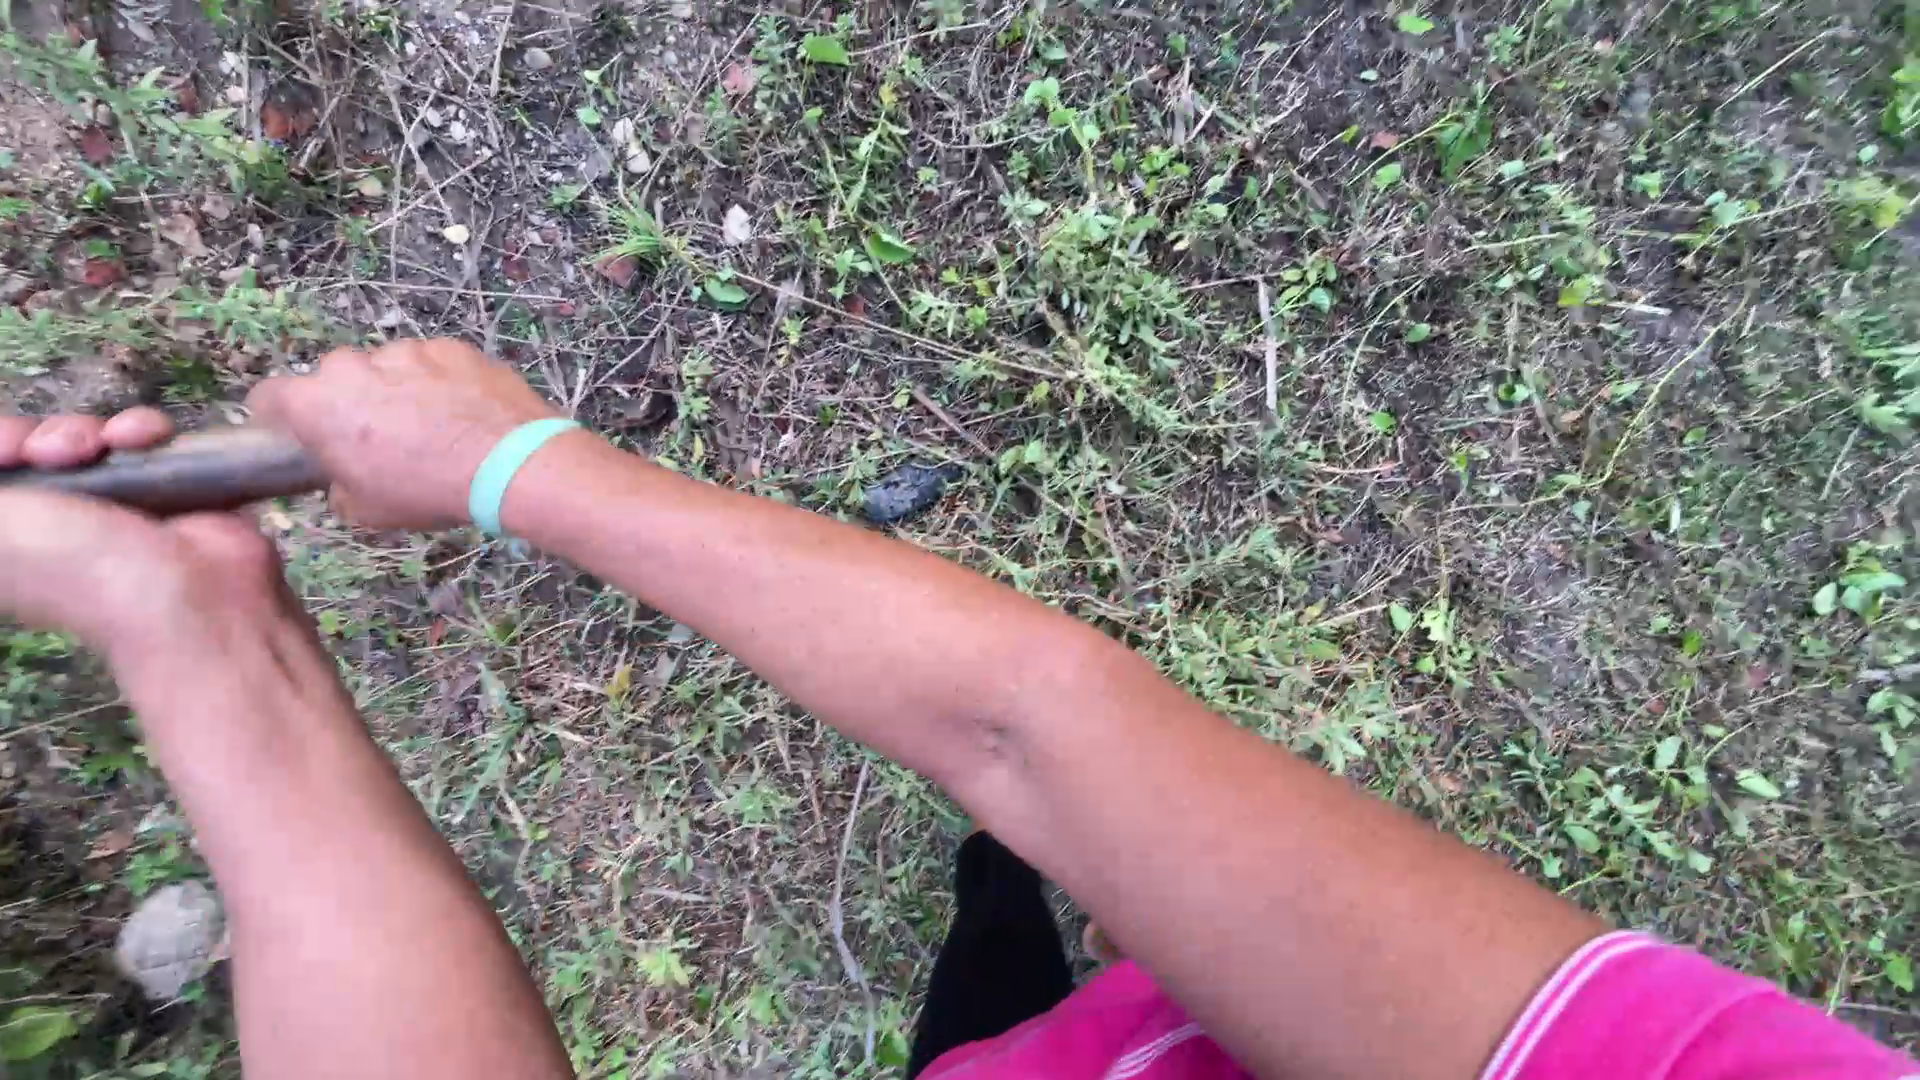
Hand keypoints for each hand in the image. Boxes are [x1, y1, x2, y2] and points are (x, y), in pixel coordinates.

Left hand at [0, 411, 286, 663]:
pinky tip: (147, 440)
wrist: (189, 583)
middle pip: (33, 444)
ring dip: (91, 429)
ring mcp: (121, 496)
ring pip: (89, 434)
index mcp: (12, 529)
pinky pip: (150, 436)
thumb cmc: (77, 567)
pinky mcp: (176, 482)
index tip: (10, 456)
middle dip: (39, 435)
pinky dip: (145, 429)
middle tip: (59, 455)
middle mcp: (61, 511)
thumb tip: (5, 468)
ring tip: (107, 447)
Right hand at [245, 339, 560, 529]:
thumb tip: (343, 477)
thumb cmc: (431, 490)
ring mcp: (408, 351)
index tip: (308, 436)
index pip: (272, 398)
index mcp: (315, 403)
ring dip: (404, 387)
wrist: (513, 465)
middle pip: (338, 378)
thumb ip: (337, 485)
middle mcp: (354, 365)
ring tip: (439, 424)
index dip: (286, 419)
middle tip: (387, 435)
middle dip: (354, 401)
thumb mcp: (366, 510)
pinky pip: (438, 362)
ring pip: (392, 366)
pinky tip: (469, 410)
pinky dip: (447, 380)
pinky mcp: (455, 348)